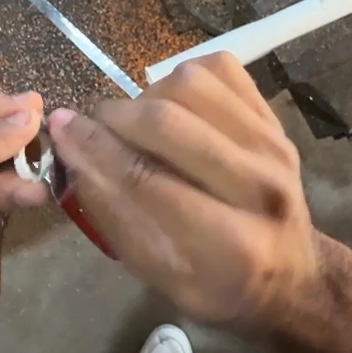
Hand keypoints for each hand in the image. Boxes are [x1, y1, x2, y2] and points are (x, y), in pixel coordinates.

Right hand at [49, 52, 319, 331]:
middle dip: (115, 118)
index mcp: (232, 246)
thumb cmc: (215, 284)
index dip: (95, 148)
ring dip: (148, 96)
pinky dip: (183, 76)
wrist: (291, 275)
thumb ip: (112, 212)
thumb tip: (70, 145)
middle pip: (168, 123)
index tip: (60, 127)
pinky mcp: (275, 118)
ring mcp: (273, 145)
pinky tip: (173, 105)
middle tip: (94, 126)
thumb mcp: (157, 274)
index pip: (147, 180)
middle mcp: (260, 187)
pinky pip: (219, 68)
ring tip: (139, 123)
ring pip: (191, 84)